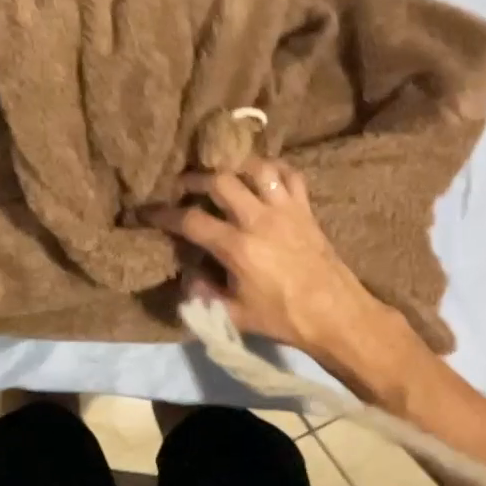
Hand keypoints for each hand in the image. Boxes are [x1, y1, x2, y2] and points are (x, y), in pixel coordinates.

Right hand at [146, 157, 389, 359]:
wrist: (338, 316)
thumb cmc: (283, 318)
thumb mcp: (234, 316)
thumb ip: (203, 295)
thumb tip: (185, 276)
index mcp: (237, 247)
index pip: (190, 220)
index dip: (163, 214)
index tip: (147, 212)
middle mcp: (259, 220)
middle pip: (220, 181)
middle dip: (194, 179)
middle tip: (182, 186)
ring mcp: (286, 211)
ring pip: (257, 169)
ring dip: (234, 167)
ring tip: (221, 173)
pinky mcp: (306, 210)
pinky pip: (290, 176)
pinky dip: (273, 170)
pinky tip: (261, 176)